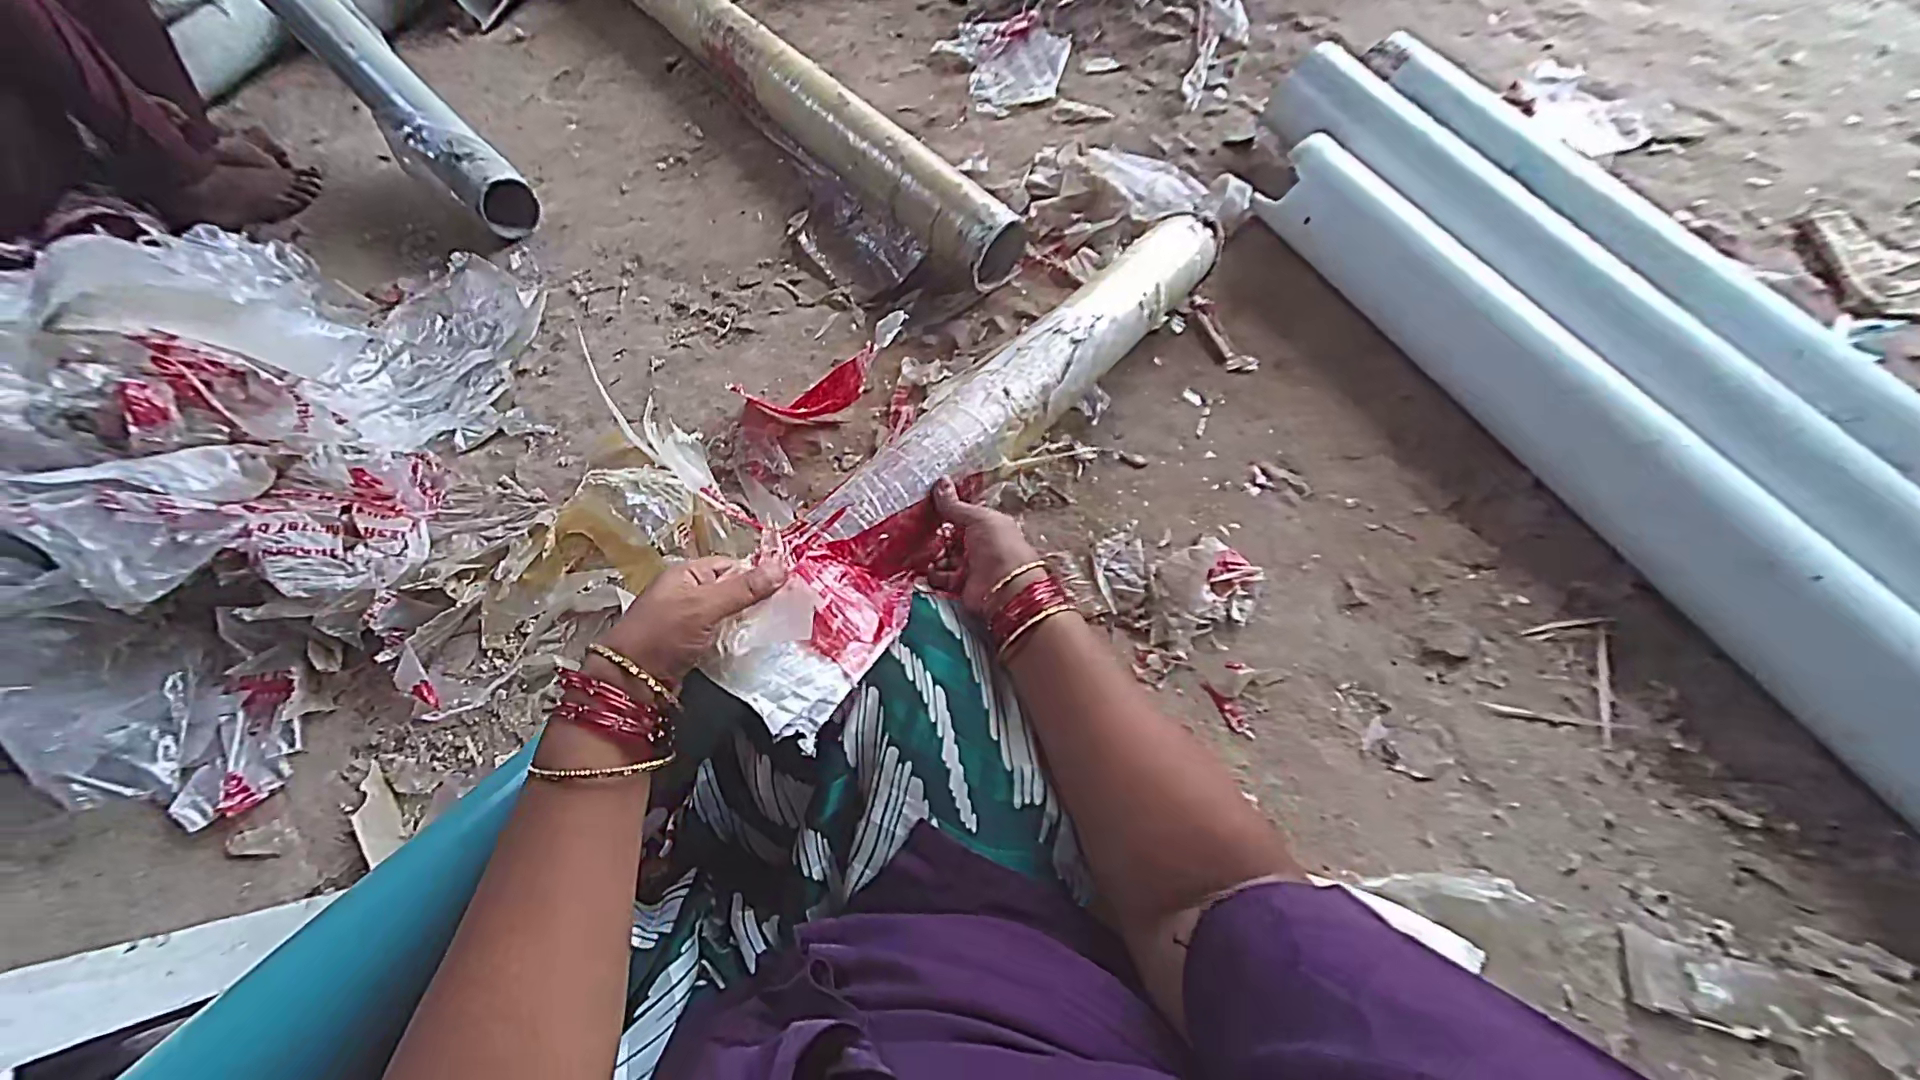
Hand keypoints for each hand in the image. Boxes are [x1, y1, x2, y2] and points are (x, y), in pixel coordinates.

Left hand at [593, 555, 787, 685]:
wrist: (631, 682)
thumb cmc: (663, 634)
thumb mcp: (705, 606)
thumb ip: (744, 588)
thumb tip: (782, 567)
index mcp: (688, 573)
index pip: (733, 566)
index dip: (757, 575)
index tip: (784, 587)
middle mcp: (690, 592)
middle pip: (734, 589)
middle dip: (756, 599)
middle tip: (782, 609)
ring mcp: (692, 619)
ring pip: (731, 613)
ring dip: (749, 621)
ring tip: (772, 626)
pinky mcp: (695, 642)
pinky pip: (724, 633)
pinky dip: (738, 637)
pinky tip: (753, 643)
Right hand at [927, 477, 1044, 618]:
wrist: (1006, 589)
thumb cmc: (998, 546)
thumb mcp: (977, 519)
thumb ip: (956, 505)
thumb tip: (941, 481)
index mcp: (988, 525)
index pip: (963, 516)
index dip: (946, 512)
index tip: (925, 506)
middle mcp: (979, 545)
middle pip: (951, 537)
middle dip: (935, 535)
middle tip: (917, 529)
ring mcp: (970, 565)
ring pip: (944, 557)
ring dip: (933, 555)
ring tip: (921, 551)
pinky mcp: (961, 585)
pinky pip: (941, 577)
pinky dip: (933, 574)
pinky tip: (927, 568)